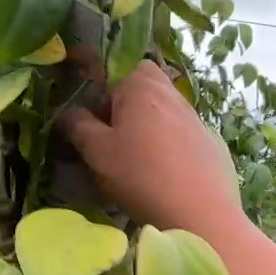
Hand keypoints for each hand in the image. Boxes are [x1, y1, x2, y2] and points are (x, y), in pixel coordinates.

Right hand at [57, 51, 241, 231]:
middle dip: (116, 83)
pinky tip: (154, 158)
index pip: (106, 60)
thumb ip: (78, 125)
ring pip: (158, 98)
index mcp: (138, 86)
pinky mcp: (207, 139)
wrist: (203, 216)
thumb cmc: (142, 177)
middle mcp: (167, 92)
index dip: (84, 58)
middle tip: (99, 110)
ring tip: (124, 137)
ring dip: (138, 108)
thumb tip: (69, 112)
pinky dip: (159, 129)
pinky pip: (175, 122)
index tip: (68, 62)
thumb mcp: (98, 152)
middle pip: (138, 74)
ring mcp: (192, 115)